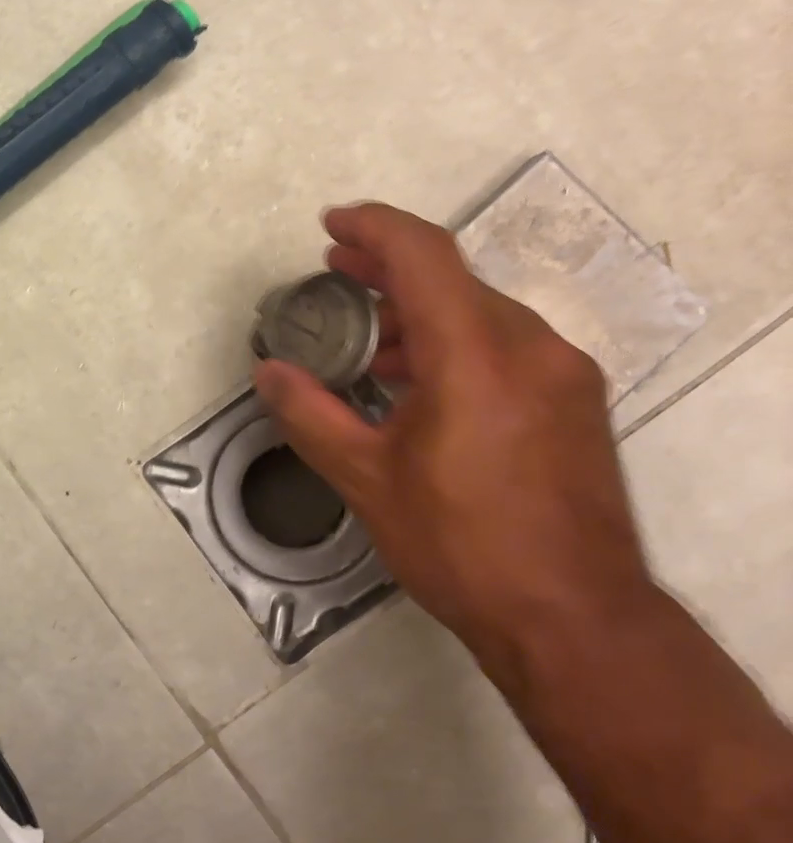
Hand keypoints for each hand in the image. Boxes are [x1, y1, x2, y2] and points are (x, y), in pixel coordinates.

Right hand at [253, 203, 653, 661]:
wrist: (573, 617)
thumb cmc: (459, 542)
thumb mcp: (362, 476)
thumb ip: (308, 412)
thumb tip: (269, 371)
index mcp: (476, 357)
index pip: (425, 258)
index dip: (374, 228)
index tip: (331, 225)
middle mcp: (530, 350)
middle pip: (453, 280)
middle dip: (387, 269)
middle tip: (332, 270)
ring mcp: (561, 377)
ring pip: (479, 313)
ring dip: (417, 311)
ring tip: (364, 339)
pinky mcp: (571, 406)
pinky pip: (503, 346)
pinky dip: (449, 342)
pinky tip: (411, 380)